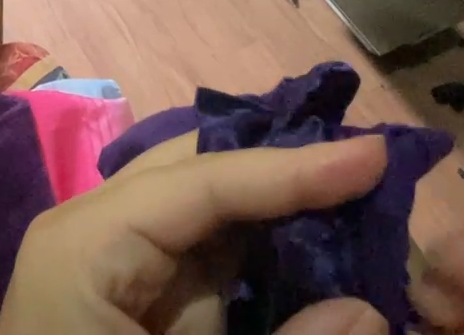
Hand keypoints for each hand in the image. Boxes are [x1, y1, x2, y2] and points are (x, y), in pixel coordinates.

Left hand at [0, 133, 392, 334]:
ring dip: (276, 199)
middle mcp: (94, 225)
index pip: (202, 179)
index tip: (374, 152)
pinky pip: (198, 244)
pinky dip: (255, 240)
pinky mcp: (127, 283)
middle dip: (282, 165)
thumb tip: (370, 311)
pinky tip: (307, 238)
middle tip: (368, 163)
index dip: (292, 165)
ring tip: (351, 188)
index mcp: (88, 243)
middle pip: (198, 170)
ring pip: (202, 199)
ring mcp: (108, 251)